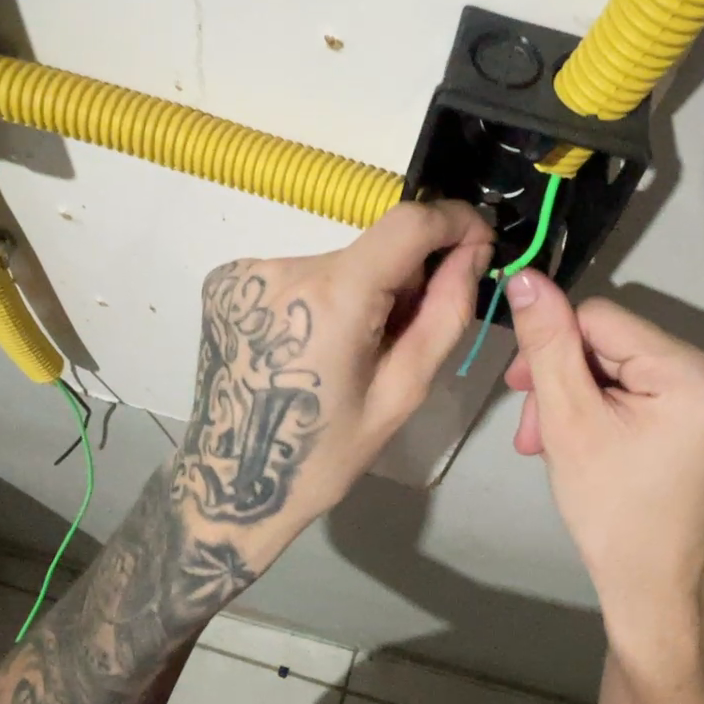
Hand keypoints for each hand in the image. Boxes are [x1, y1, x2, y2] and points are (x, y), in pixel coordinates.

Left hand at [175, 201, 493, 549]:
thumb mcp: (402, 392)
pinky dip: (318, 297)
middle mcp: (282, 268)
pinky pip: (299, 274)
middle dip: (401, 280)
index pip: (407, 223)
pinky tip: (308, 345)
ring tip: (344, 352)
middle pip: (372, 249)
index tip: (477, 241)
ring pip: (336, 262)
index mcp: (330, 298)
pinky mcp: (226, 281)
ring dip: (357, 291)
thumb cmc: (326, 451)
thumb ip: (445, 313)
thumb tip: (473, 250)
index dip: (452, 221)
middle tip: (395, 339)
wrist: (233, 482)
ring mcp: (245, 272)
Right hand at [503, 271, 703, 665]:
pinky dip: (607, 405)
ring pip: (622, 363)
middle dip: (563, 380)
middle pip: (612, 341)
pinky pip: (644, 383)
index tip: (522, 393)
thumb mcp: (568, 422)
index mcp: (697, 372)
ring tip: (549, 441)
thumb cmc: (610, 512)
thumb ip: (547, 343)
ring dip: (578, 395)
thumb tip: (525, 277)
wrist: (655, 588)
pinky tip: (585, 438)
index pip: (600, 317)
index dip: (552, 348)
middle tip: (533, 430)